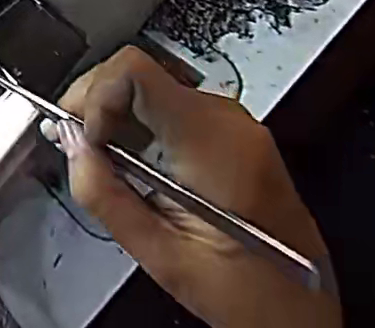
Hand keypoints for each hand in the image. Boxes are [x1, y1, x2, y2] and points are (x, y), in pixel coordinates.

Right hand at [56, 47, 339, 327]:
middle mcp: (226, 119)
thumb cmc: (250, 299)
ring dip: (109, 112)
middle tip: (75, 142)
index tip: (86, 135)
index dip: (96, 93)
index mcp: (215, 145)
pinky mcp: (225, 127)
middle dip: (93, 102)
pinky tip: (126, 158)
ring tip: (99, 156)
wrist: (306, 316)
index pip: (135, 71)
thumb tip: (68, 142)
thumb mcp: (165, 259)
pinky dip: (132, 121)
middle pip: (133, 73)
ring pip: (143, 84)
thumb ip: (106, 196)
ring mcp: (229, 120)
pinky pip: (161, 102)